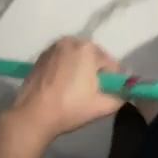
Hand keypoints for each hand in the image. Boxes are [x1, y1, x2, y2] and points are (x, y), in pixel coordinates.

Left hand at [5, 37, 123, 139]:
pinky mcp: (40, 56)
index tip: (103, 95)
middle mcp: (71, 41)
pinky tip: (59, 87)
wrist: (33, 115)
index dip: (111, 82)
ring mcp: (53, 47)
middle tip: (88, 94)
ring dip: (79, 70)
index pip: (111, 64)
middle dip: (94, 73)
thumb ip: (121, 96)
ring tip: (72, 91)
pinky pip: (61, 60)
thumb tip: (123, 92)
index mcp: (88, 49)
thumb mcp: (104, 107)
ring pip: (76, 58)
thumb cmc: (70, 108)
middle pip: (93, 58)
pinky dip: (64, 70)